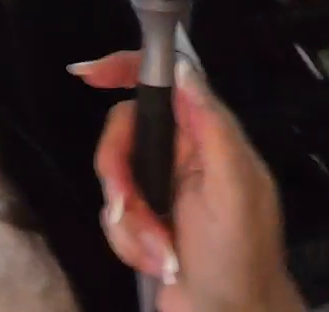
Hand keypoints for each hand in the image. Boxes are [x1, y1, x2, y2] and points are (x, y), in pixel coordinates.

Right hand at [71, 53, 302, 311]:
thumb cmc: (241, 258)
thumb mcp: (234, 189)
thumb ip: (210, 125)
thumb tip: (182, 66)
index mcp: (207, 135)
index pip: (164, 82)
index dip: (124, 67)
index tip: (87, 74)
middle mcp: (180, 153)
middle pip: (124, 130)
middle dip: (118, 172)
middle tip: (124, 206)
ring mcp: (159, 186)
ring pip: (113, 175)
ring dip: (130, 220)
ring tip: (160, 252)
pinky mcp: (142, 218)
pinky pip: (113, 213)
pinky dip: (129, 241)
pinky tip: (158, 262)